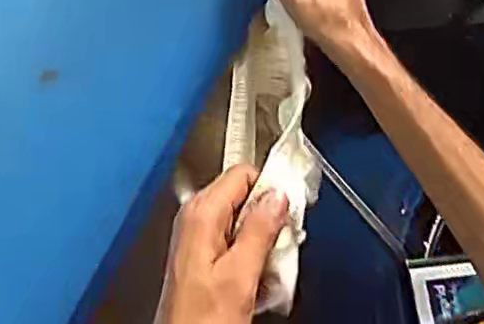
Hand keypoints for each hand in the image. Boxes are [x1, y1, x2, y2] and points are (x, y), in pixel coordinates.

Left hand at [154, 165, 288, 323]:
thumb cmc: (201, 319)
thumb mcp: (239, 276)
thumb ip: (259, 231)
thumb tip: (277, 196)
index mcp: (201, 211)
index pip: (241, 173)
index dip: (269, 188)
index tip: (289, 210)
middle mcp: (194, 215)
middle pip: (241, 195)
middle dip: (266, 218)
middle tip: (282, 247)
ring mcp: (194, 234)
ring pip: (239, 219)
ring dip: (260, 240)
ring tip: (268, 271)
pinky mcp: (199, 254)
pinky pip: (231, 240)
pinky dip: (248, 254)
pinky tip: (255, 280)